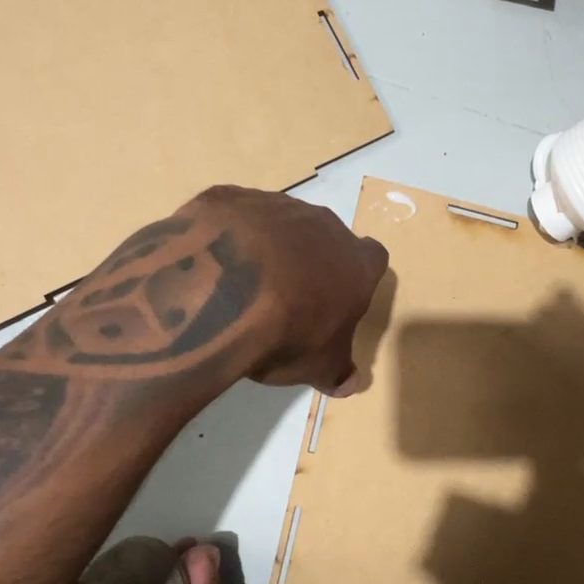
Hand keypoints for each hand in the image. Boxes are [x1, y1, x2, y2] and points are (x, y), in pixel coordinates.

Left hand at [169, 186, 388, 392]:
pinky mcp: (227, 198)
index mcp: (356, 263)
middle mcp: (321, 224)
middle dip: (310, 261)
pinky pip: (233, 216)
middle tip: (287, 297)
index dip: (357, 277)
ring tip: (242, 285)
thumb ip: (338, 372)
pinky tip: (210, 265)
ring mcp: (273, 205)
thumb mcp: (318, 367)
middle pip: (324, 237)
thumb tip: (352, 384)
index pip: (373, 258)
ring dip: (267, 247)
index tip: (340, 297)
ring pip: (278, 223)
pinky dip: (226, 236)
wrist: (219, 295)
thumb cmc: (288, 334)